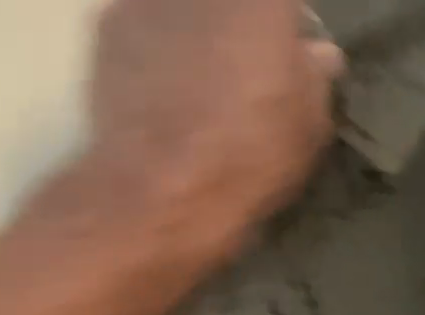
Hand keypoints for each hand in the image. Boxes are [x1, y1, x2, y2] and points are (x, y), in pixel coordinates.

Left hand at [81, 0, 344, 253]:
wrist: (164, 187)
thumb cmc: (252, 154)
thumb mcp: (310, 127)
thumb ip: (315, 77)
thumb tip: (317, 54)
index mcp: (261, 1)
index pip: (286, 4)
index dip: (290, 28)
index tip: (295, 54)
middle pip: (229, 4)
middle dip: (241, 27)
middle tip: (250, 68)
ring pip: (186, 10)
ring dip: (198, 32)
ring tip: (204, 82)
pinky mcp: (108, 22)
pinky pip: (145, 24)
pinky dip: (159, 47)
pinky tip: (166, 92)